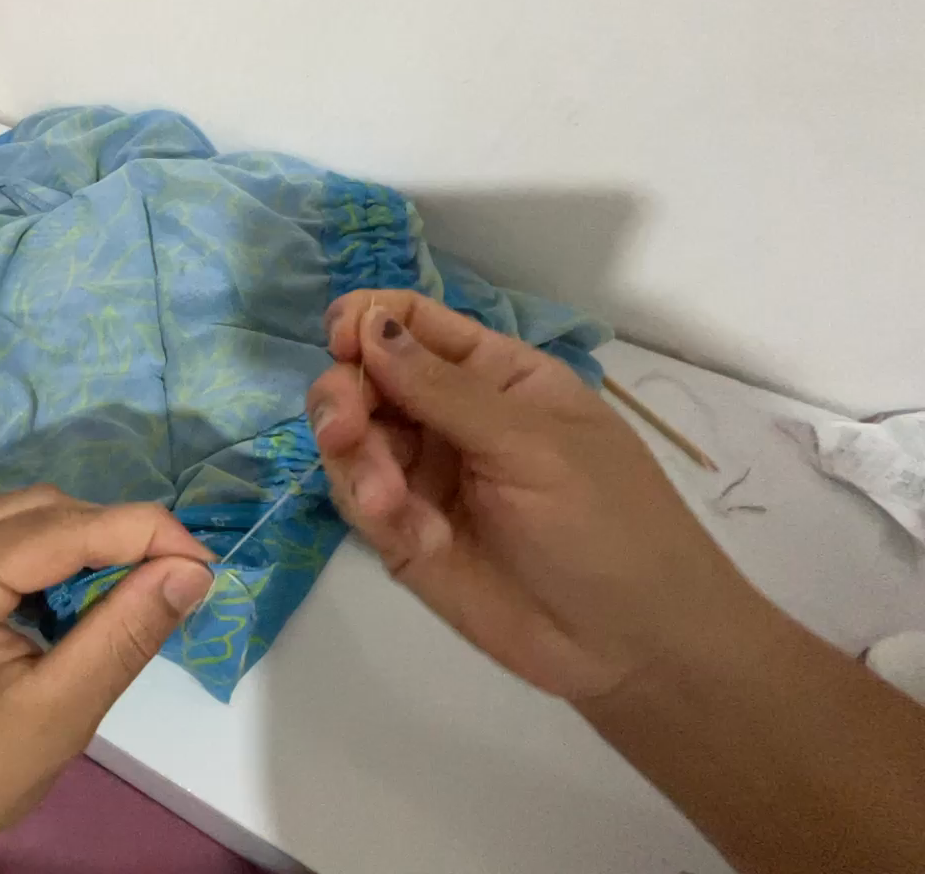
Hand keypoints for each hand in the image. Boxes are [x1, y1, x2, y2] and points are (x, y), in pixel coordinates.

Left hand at [0, 486, 215, 873]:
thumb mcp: (58, 714)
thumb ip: (124, 633)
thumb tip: (189, 570)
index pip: (59, 528)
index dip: (140, 531)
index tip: (204, 560)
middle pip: (40, 511)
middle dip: (112, 537)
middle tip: (170, 581)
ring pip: (22, 516)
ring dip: (81, 543)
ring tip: (125, 591)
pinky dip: (46, 556)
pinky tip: (69, 596)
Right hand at [307, 290, 768, 703]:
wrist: (630, 652)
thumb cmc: (610, 528)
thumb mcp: (533, 445)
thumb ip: (441, 388)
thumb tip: (368, 323)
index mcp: (490, 375)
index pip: (410, 322)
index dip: (367, 320)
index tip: (342, 341)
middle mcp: (441, 413)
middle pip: (360, 375)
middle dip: (343, 398)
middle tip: (346, 433)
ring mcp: (413, 467)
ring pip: (345, 433)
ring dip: (352, 459)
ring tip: (384, 503)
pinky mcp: (391, 520)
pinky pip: (349, 490)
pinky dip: (364, 503)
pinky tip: (402, 529)